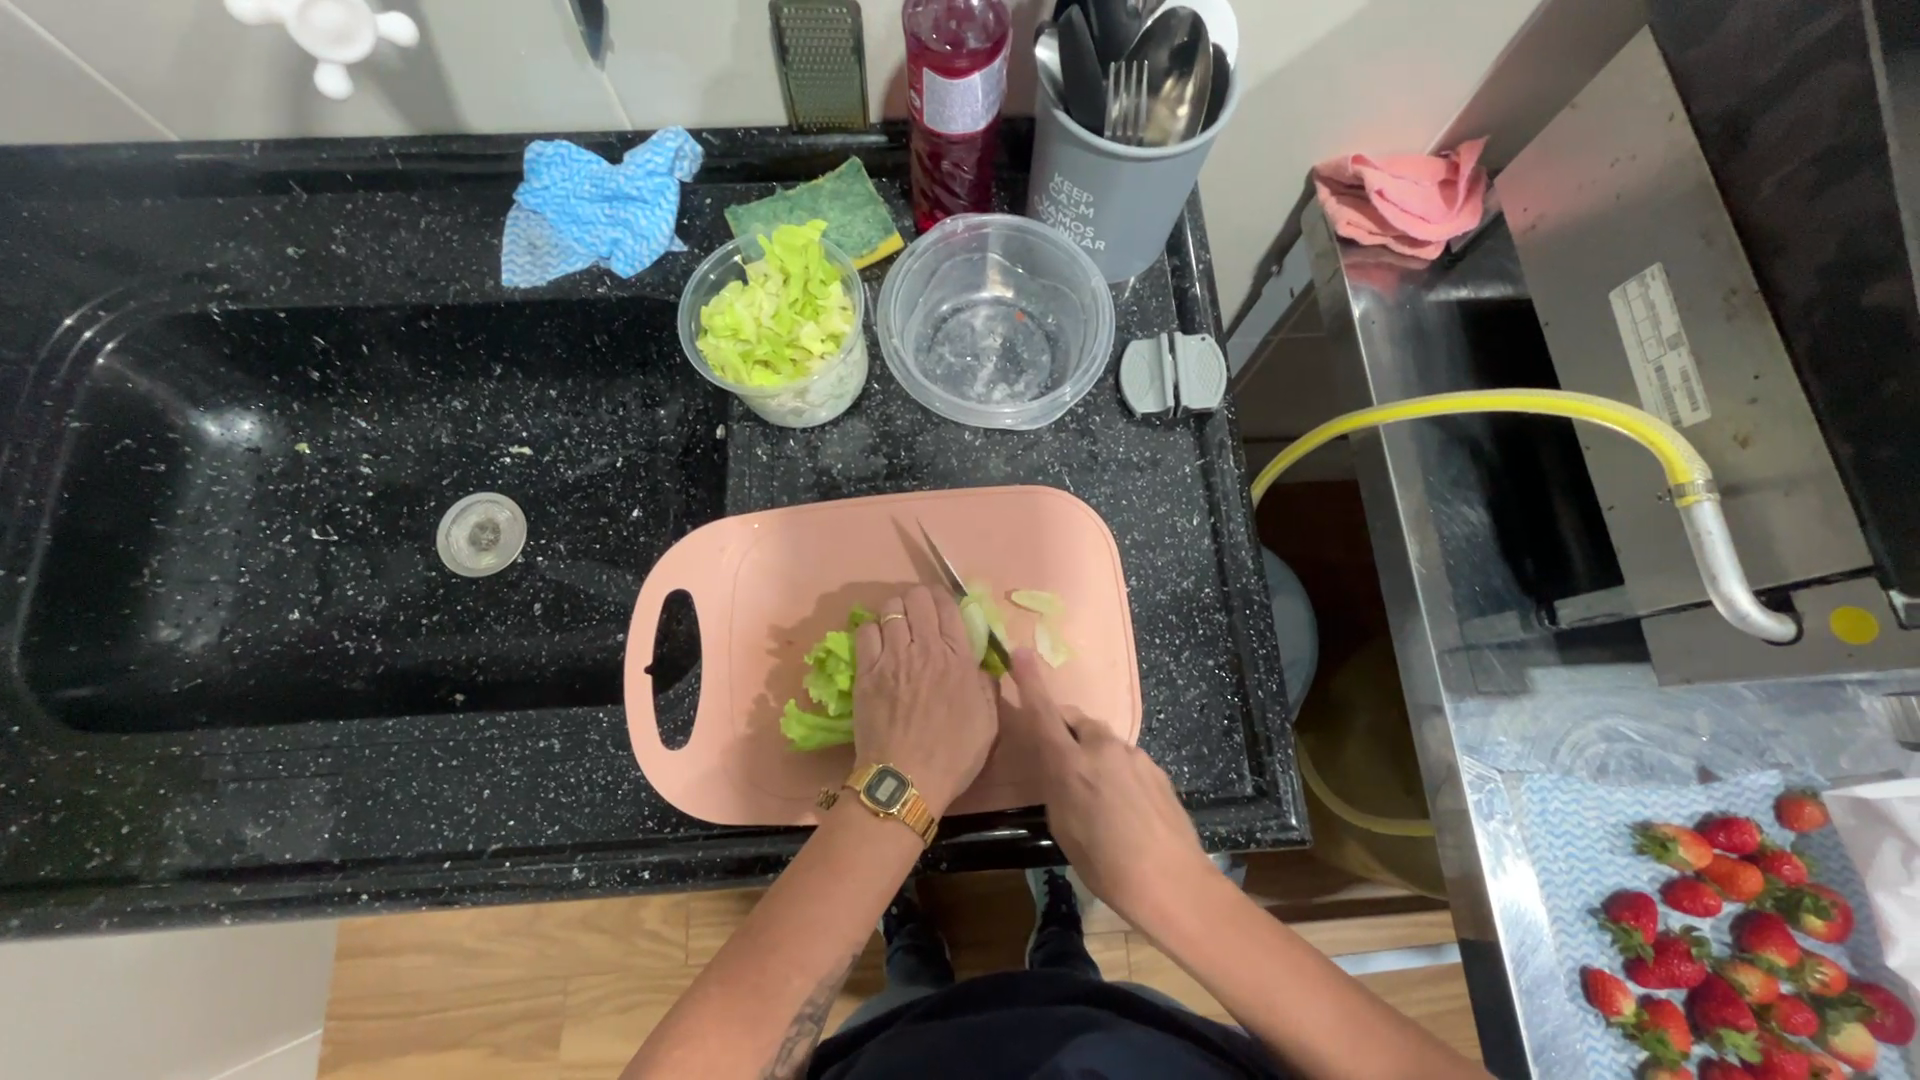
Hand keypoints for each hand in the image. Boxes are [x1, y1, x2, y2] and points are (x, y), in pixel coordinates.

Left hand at [850, 585, 998, 815]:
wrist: (906, 780)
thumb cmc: (953, 756)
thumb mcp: (988, 722)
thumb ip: (987, 686)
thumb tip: (982, 666)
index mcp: (959, 658)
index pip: (948, 606)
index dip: (944, 598)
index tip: (942, 607)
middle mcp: (926, 649)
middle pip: (917, 598)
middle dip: (919, 599)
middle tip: (919, 613)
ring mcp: (892, 658)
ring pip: (889, 609)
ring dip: (895, 611)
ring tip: (897, 626)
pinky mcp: (866, 672)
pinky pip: (865, 631)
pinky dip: (872, 629)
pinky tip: (877, 642)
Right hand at [1005, 648, 1216, 926]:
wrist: (1172, 881)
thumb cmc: (1105, 864)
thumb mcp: (1064, 827)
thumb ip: (1057, 785)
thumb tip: (1058, 765)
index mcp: (1071, 764)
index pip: (1044, 712)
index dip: (1030, 682)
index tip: (1020, 652)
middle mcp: (1103, 750)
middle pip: (1076, 722)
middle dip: (1064, 729)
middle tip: (1059, 759)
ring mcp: (1134, 757)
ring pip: (1102, 742)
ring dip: (1092, 753)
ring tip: (1096, 796)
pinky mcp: (1156, 769)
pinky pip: (1125, 760)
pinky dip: (1115, 771)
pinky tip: (1123, 808)